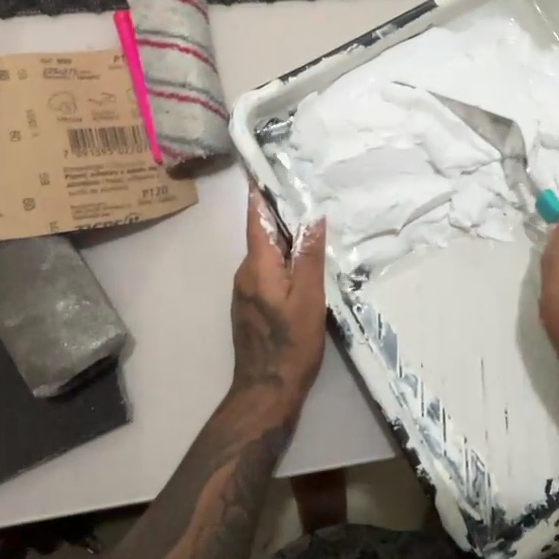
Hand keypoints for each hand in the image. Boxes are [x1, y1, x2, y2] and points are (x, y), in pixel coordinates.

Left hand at [230, 186, 328, 416]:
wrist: (266, 392)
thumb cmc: (290, 343)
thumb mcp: (309, 297)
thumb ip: (309, 255)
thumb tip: (313, 216)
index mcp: (257, 265)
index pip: (256, 218)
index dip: (259, 192)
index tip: (264, 166)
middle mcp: (245, 272)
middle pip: (262, 234)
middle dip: (281, 213)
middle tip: (306, 191)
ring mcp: (245, 292)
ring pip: (266, 254)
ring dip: (284, 239)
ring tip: (312, 224)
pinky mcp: (251, 307)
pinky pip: (266, 271)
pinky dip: (282, 260)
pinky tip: (303, 264)